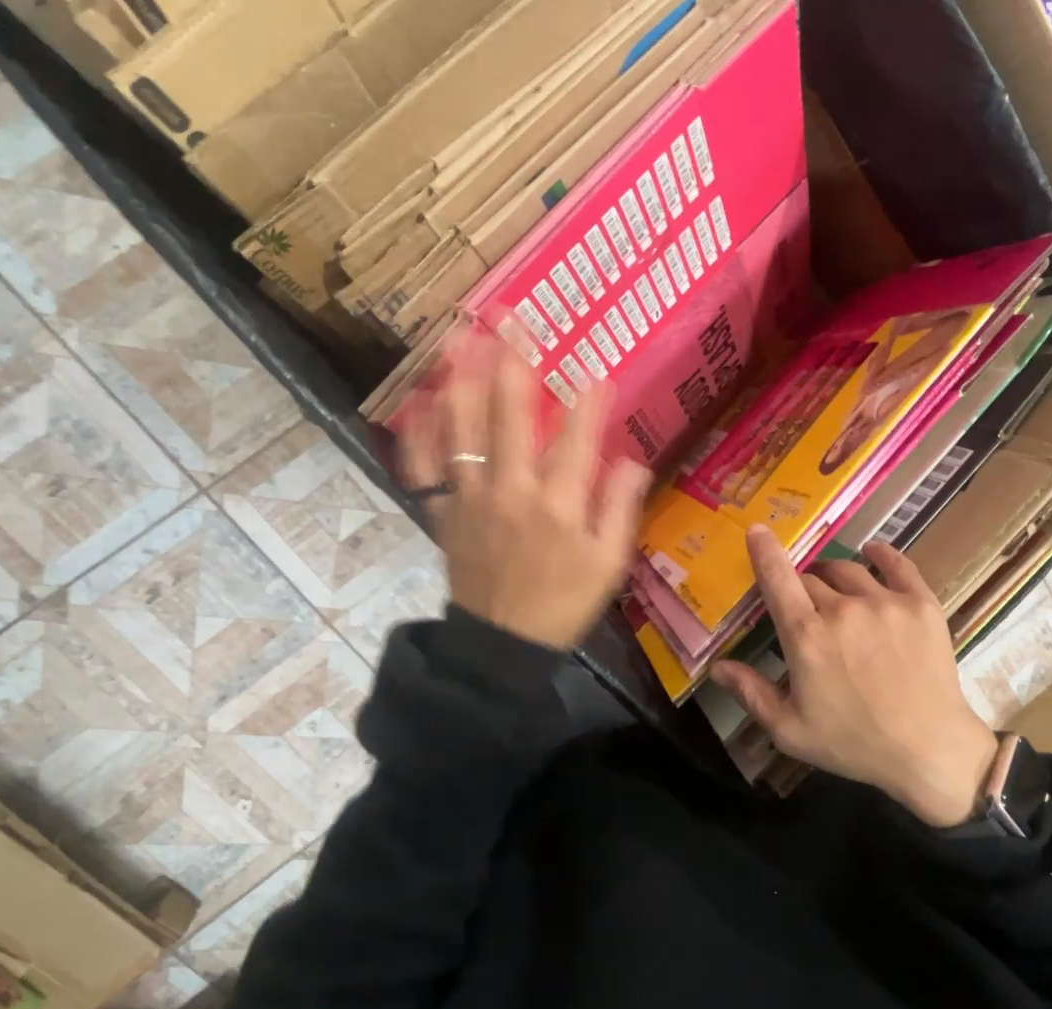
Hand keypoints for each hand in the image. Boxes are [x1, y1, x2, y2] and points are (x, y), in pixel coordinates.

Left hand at [398, 331, 651, 650]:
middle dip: (514, 364)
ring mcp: (470, 498)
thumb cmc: (563, 603)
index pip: (577, 439)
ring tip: (458, 336)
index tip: (597, 370)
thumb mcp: (608, 565)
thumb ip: (620, 509)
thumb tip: (633, 460)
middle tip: (514, 320)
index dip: (589, 402)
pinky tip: (418, 399)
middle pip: (510, 416)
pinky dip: (419, 431)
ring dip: (461, 378)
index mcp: (558, 505)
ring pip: (460, 428)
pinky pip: (424, 466)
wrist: (501, 645)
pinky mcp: (443, 510)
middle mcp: (511, 491)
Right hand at [711, 528, 996, 826]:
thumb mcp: (790, 731)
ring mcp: (885, 602)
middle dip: (802, 588)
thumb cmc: (853, 744)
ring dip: (834, 574)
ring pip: (849, 569)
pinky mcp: (921, 604)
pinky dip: (881, 555)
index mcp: (806, 636)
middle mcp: (843, 609)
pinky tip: (873, 553)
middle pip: (812, 579)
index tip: (757, 531)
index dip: (765, 552)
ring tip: (834, 588)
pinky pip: (898, 565)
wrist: (929, 749)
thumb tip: (719, 667)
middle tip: (806, 608)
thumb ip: (752, 694)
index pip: (778, 580)